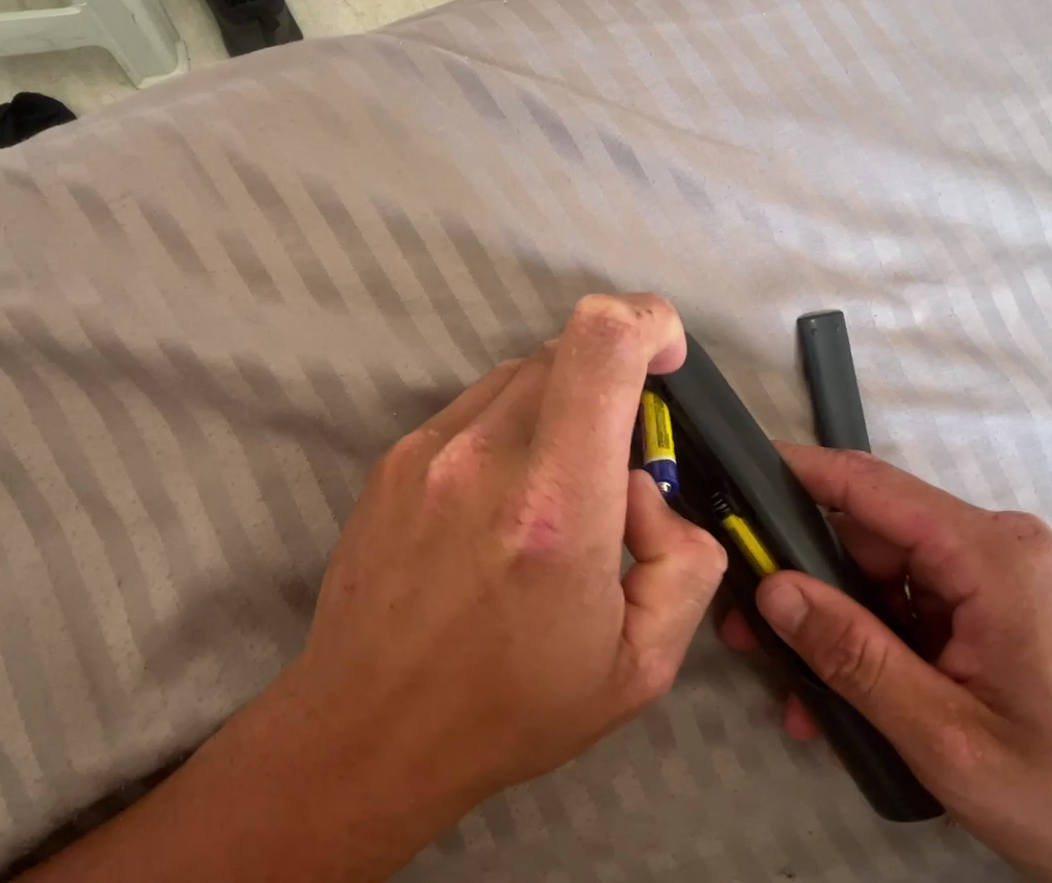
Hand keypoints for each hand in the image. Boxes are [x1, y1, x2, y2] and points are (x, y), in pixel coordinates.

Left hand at [287, 293, 726, 811]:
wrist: (367, 730)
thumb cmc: (511, 709)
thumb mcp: (642, 664)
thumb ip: (684, 559)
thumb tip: (646, 489)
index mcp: (554, 508)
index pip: (601, 344)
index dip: (649, 321)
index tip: (668, 357)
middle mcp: (483, 458)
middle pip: (568, 349)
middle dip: (614, 384)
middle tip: (614, 464)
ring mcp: (427, 450)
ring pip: (521, 374)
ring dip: (561, 406)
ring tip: (551, 493)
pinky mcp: (395, 457)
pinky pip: (477, 406)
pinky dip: (512, 428)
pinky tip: (499, 504)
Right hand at [723, 445, 1051, 882]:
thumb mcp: (951, 738)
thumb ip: (855, 658)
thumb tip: (772, 589)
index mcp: (990, 557)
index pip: (868, 486)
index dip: (793, 473)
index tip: (729, 477)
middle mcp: (1002, 551)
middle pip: (874, 542)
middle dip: (804, 584)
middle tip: (744, 635)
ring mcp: (1014, 585)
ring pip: (895, 585)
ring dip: (843, 631)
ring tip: (800, 698)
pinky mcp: (1020, 619)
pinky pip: (930, 615)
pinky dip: (886, 649)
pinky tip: (857, 704)